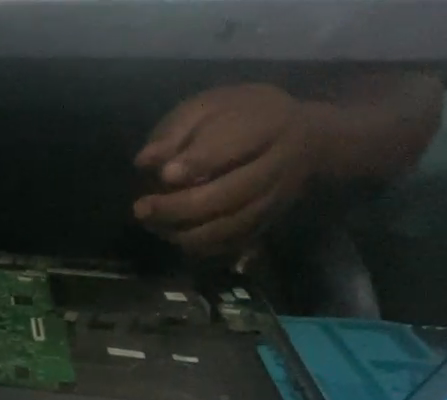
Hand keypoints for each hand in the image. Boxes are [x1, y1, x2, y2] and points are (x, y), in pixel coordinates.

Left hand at [134, 84, 321, 254]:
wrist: (306, 138)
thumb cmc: (244, 117)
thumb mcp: (210, 107)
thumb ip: (178, 131)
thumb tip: (145, 160)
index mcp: (269, 125)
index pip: (235, 145)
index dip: (198, 162)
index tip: (165, 174)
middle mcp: (279, 166)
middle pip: (227, 195)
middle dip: (177, 207)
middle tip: (140, 208)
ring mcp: (275, 199)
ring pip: (226, 226)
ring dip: (182, 232)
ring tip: (151, 222)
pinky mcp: (267, 223)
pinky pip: (229, 244)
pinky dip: (197, 245)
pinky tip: (173, 233)